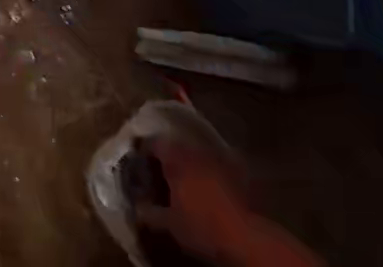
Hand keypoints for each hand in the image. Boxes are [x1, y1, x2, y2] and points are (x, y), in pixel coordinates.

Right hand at [151, 135, 323, 266]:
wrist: (248, 239)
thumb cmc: (202, 226)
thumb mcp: (169, 223)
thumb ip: (148, 212)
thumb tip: (135, 207)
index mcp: (174, 156)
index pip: (151, 142)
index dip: (142, 152)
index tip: (138, 164)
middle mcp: (194, 150)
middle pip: (174, 145)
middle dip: (165, 156)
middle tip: (159, 172)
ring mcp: (218, 158)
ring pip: (195, 153)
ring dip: (187, 162)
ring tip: (182, 180)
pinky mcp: (237, 172)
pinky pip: (214, 165)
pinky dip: (206, 172)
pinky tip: (206, 187)